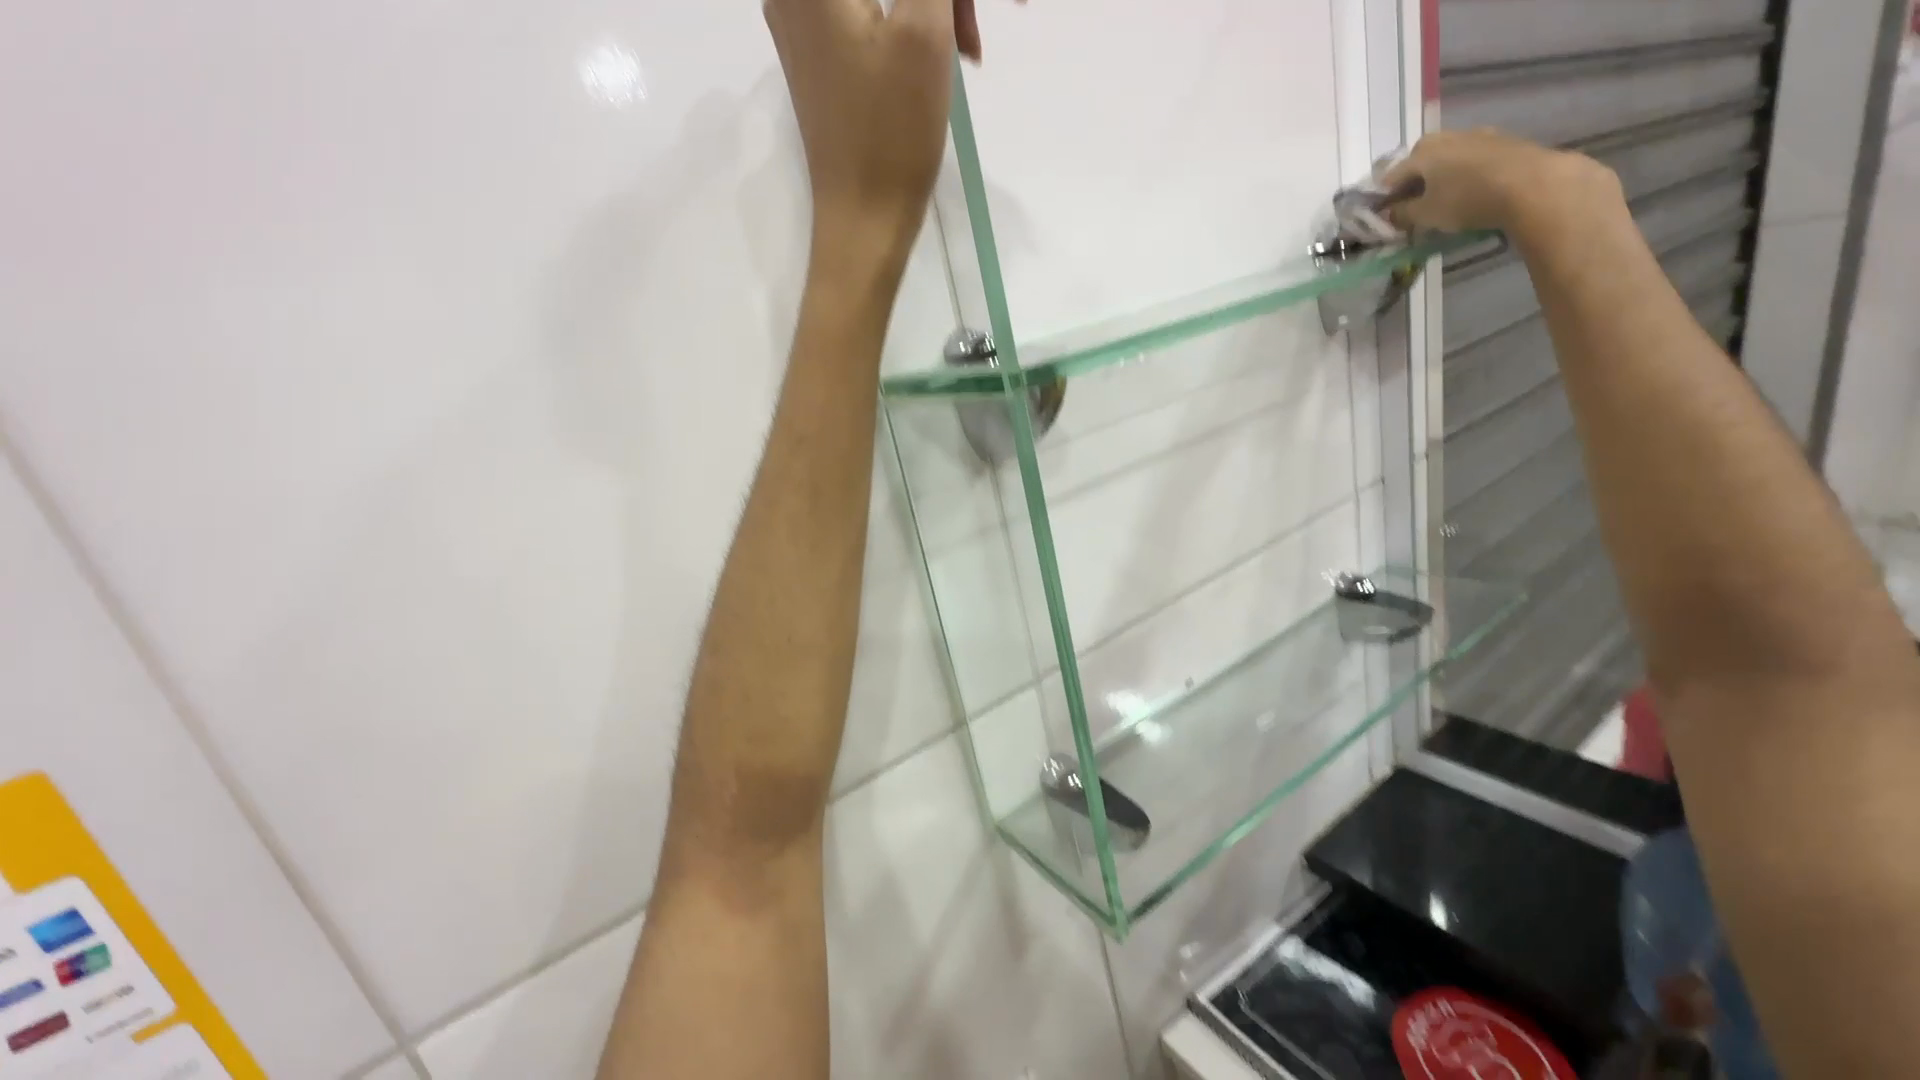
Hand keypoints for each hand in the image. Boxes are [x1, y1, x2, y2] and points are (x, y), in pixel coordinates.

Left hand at [765, 0, 988, 267]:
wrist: (863, 215)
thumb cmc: (892, 128)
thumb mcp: (924, 30)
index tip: (955, 11)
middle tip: (974, 20)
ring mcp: (806, 15)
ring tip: (971, 43)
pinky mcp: (823, 46)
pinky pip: (873, 6)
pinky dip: (916, 14)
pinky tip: (953, 46)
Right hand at [1382, 128, 1619, 233]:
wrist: (1533, 184)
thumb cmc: (1468, 199)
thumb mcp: (1427, 215)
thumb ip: (1402, 214)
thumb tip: (1387, 214)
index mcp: (1422, 152)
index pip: (1390, 176)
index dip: (1384, 198)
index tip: (1385, 216)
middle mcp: (1447, 137)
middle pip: (1420, 162)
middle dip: (1413, 184)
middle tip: (1414, 208)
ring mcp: (1478, 136)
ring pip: (1448, 159)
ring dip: (1441, 178)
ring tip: (1444, 200)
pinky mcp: (1504, 142)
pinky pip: (1472, 160)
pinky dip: (1465, 175)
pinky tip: (1472, 192)